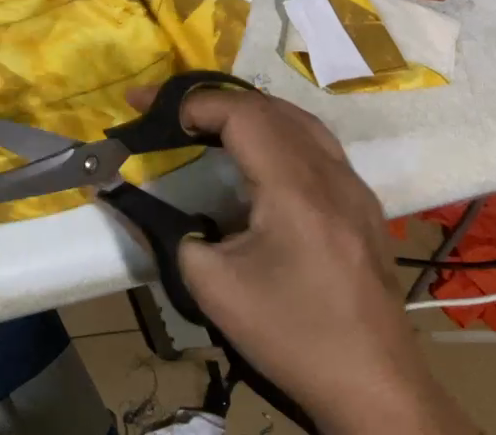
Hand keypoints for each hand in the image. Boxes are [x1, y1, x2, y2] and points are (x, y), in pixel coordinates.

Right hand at [128, 85, 476, 434]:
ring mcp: (356, 193)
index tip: (146, 110)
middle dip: (211, 100)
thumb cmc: (290, 337)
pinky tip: (250, 157)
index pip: (242, 114)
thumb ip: (163, 227)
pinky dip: (274, 132)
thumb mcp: (209, 284)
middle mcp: (333, 180)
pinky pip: (317, 146)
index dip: (190, 102)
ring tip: (203, 123)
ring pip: (300, 121)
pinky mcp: (364, 211)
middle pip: (270, 108)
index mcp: (297, 192)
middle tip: (165, 112)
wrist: (377, 394)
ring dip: (246, 112)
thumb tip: (118, 193)